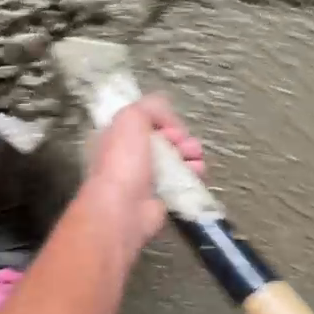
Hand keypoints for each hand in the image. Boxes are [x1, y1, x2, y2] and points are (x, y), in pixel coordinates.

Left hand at [84, 94, 204, 253]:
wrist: (123, 207)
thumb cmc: (123, 159)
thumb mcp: (131, 117)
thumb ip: (150, 107)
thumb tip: (169, 118)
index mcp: (116, 135)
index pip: (143, 121)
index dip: (161, 120)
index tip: (172, 126)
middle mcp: (128, 156)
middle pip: (162, 140)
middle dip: (180, 137)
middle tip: (186, 143)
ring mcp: (144, 178)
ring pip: (174, 160)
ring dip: (190, 154)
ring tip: (195, 156)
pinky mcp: (159, 197)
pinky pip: (180, 181)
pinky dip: (192, 174)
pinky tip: (198, 172)